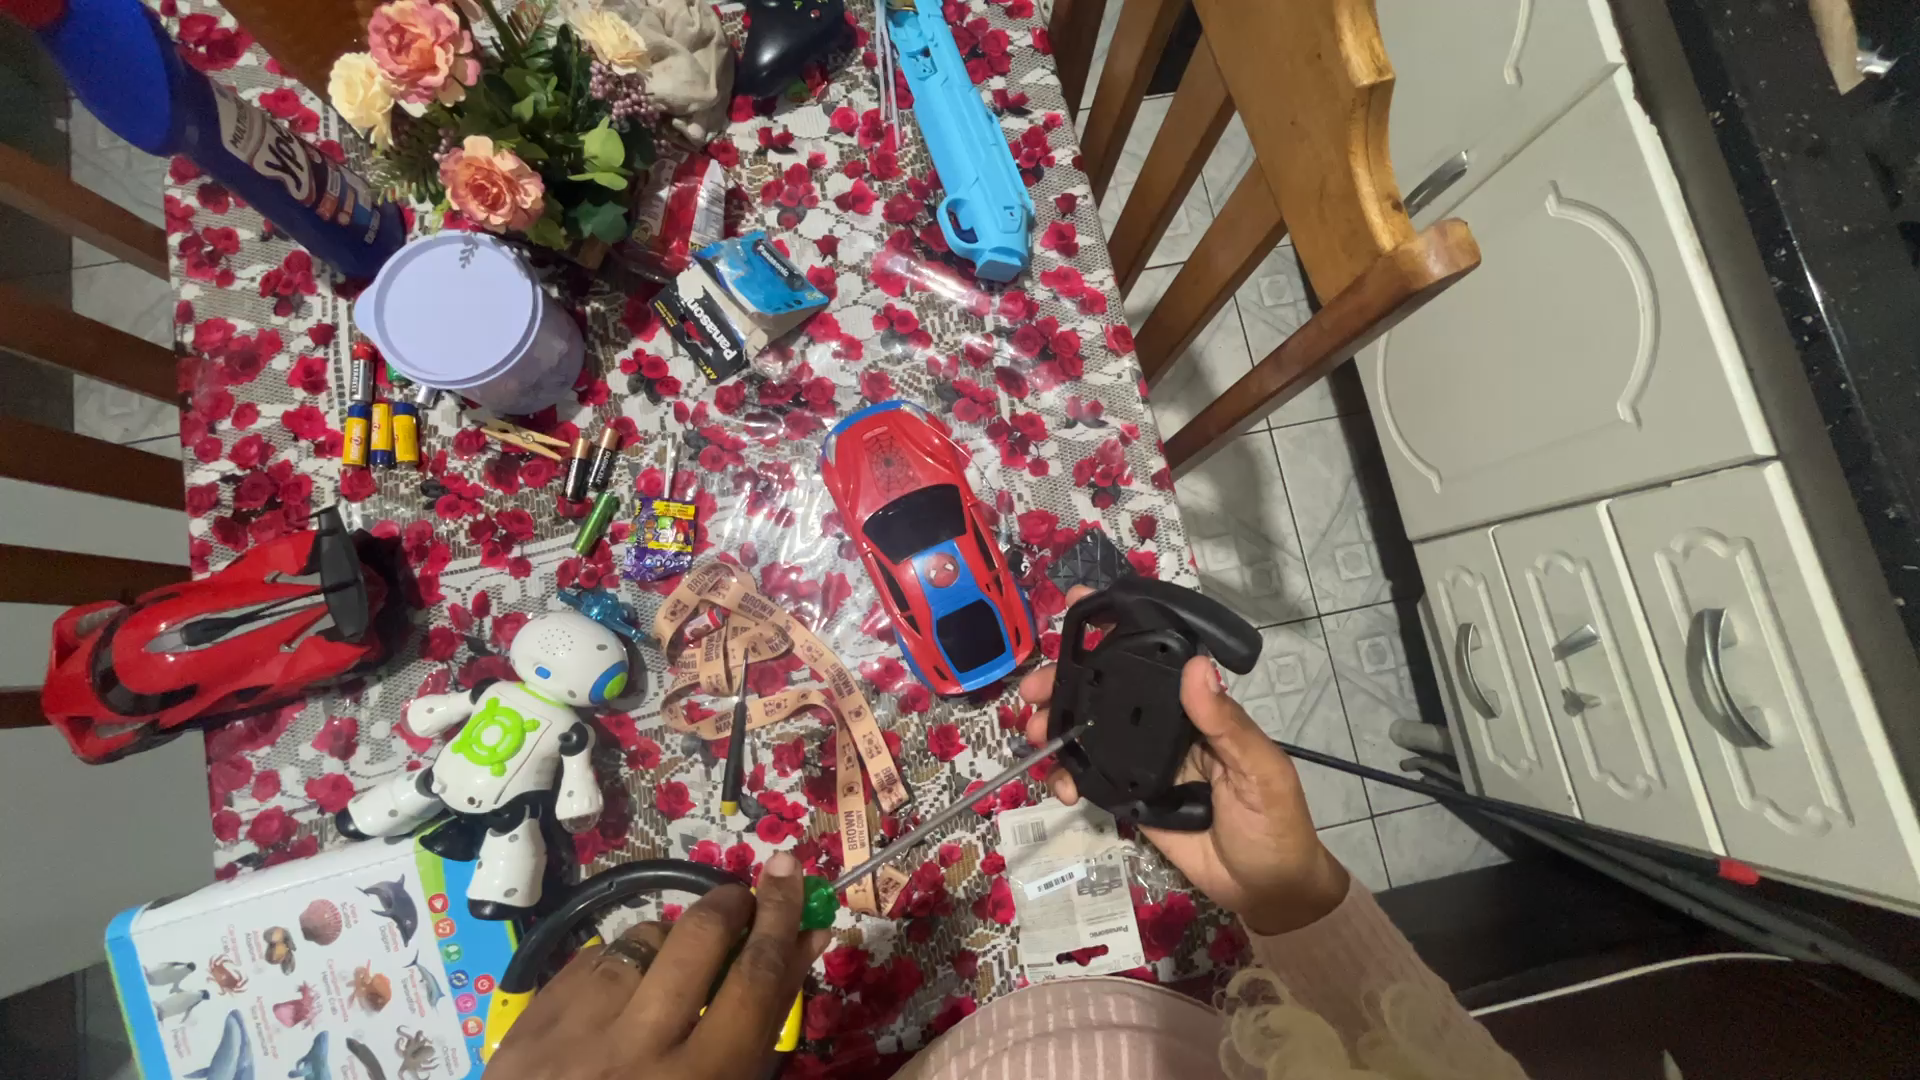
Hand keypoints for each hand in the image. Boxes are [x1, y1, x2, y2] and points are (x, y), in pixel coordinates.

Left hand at [486, 852, 831, 1079]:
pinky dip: (618, 963)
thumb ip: (767, 1017)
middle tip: (742, 903)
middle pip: (699, 937)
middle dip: (731, 903)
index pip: (754, 976)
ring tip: (671, 970)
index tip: (790, 868)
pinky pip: (591, 959)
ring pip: (642, 938)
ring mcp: (571, 1042)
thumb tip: (808, 935)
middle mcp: (634, 1056)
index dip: (780, 914)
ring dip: (670, 940)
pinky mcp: (525, 1034)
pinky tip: (621, 992)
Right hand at [1021, 590, 1348, 933]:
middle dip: (1064, 683)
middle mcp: (1162, 726)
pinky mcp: (1128, 796)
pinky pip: (1090, 777)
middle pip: (1107, 693)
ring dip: (1056, 726)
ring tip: (1032, 734)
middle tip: (1033, 690)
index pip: (1150, 662)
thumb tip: (1198, 666)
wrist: (1264, 890)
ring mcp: (1141, 761)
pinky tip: (1060, 785)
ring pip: (1090, 731)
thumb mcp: (1259, 770)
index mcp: (1194, 709)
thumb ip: (1226, 723)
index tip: (1075, 607)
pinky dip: (1068, 777)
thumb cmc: (1274, 822)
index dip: (1112, 635)